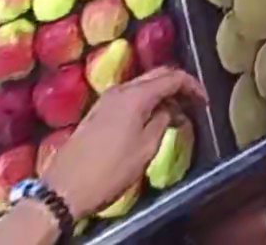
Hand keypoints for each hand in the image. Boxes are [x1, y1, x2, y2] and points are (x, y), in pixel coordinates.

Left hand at [42, 67, 206, 217]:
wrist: (61, 191)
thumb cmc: (109, 171)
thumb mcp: (145, 149)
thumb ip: (163, 121)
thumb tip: (170, 108)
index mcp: (136, 94)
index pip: (173, 77)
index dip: (192, 86)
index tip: (204, 101)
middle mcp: (122, 89)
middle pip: (157, 75)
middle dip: (178, 85)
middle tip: (192, 103)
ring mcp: (107, 99)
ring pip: (142, 85)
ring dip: (161, 94)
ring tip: (174, 114)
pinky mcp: (97, 112)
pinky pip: (129, 96)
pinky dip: (145, 101)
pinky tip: (150, 120)